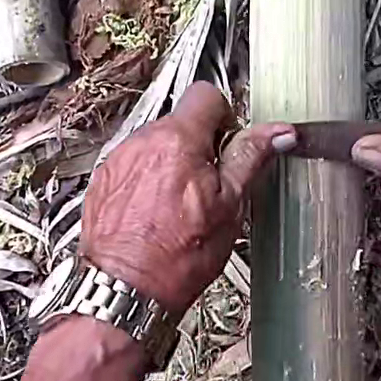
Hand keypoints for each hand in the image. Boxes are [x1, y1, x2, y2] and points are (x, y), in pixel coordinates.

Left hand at [83, 83, 295, 312]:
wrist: (126, 286)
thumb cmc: (177, 254)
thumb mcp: (229, 205)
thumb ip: (250, 158)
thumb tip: (277, 132)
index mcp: (177, 139)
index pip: (205, 94)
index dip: (223, 115)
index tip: (227, 141)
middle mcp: (141, 141)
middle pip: (178, 122)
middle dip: (197, 145)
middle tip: (208, 184)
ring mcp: (118, 160)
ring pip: (154, 145)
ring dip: (170, 163)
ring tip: (178, 204)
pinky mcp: (102, 180)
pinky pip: (131, 166)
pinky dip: (145, 180)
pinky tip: (154, 211)